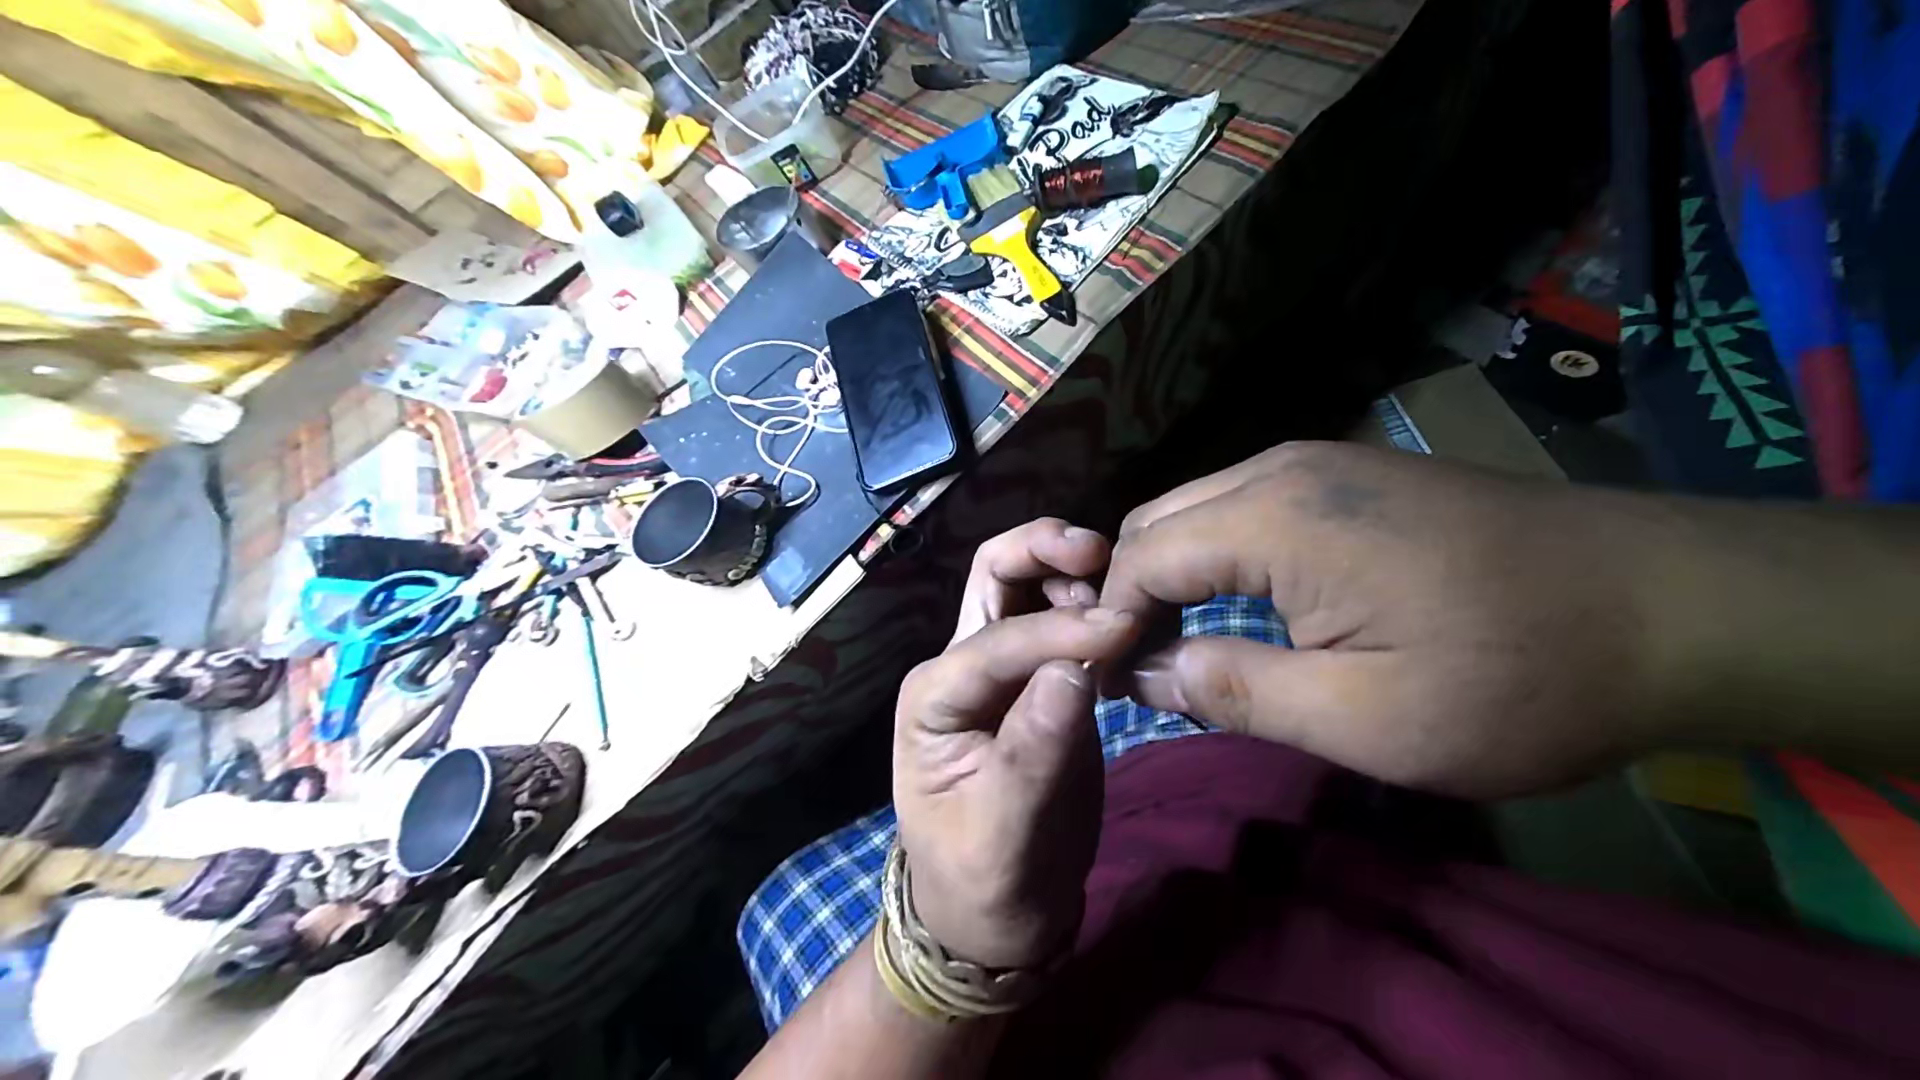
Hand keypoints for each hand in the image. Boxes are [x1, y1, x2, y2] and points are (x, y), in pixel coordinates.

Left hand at [894, 521, 1137, 967]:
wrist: (996, 912)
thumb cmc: (985, 880)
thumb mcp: (1004, 835)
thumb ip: (1032, 752)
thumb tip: (1073, 671)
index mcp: (935, 695)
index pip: (997, 642)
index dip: (1058, 631)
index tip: (1122, 628)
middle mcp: (960, 665)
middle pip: (994, 575)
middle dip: (1041, 548)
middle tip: (1100, 549)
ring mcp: (1000, 667)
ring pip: (1025, 585)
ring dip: (1069, 570)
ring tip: (1123, 591)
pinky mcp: (1039, 678)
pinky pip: (1061, 620)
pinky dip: (1091, 602)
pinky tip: (1128, 617)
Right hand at [1100, 442, 1678, 796]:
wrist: (1675, 605)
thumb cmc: (1514, 677)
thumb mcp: (1363, 718)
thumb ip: (1232, 691)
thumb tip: (1143, 676)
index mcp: (1272, 517)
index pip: (1140, 558)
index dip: (1111, 620)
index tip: (1110, 682)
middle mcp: (1276, 469)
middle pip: (1154, 521)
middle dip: (1131, 591)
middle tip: (1140, 664)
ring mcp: (1312, 462)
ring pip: (1192, 508)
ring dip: (1169, 570)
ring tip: (1176, 637)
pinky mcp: (1342, 473)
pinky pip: (1237, 504)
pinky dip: (1211, 553)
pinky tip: (1233, 599)